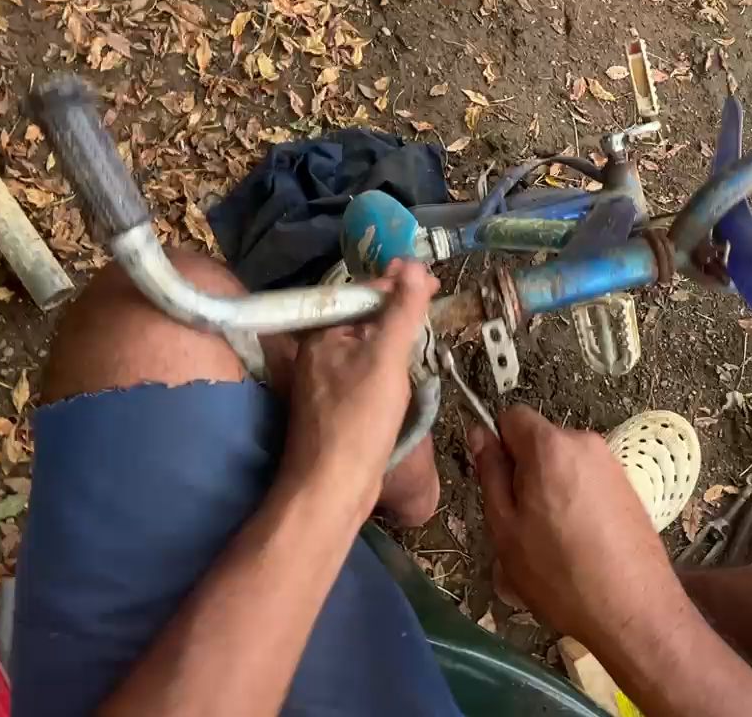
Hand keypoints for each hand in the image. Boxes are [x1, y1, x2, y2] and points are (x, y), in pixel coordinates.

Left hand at [281, 259, 437, 518]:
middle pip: (363, 317)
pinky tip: (405, 363)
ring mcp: (324, 379)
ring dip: (393, 331)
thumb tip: (414, 265)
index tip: (433, 281)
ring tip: (423, 323)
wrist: (332, 488)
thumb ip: (401, 311)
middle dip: (397, 305)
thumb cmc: (358, 418)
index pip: (363, 294)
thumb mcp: (386, 357)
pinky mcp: (335, 404)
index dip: (399, 284)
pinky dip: (387, 358)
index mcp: (322, 333)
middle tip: (433, 296)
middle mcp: (318, 351)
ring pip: (364, 343)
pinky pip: (364, 367)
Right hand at [469, 406, 685, 645]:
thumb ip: (490, 473)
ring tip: (553, 540)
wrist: (635, 611)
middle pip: (539, 441)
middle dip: (525, 470)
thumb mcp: (506, 527)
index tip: (501, 485)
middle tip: (523, 522)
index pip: (511, 416)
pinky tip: (581, 542)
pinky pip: (586, 478)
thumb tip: (479, 433)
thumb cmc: (559, 573)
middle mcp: (583, 441)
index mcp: (550, 445)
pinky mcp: (628, 484)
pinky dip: (576, 499)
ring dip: (550, 488)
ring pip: (562, 462)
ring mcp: (610, 462)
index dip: (499, 445)